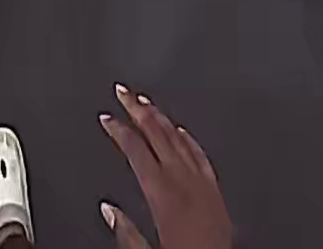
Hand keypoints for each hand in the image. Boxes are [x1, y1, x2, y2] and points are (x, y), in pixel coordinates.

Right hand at [99, 86, 232, 248]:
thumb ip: (126, 231)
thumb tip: (108, 209)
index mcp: (162, 192)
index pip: (134, 149)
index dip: (118, 129)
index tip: (106, 117)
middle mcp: (181, 179)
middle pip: (155, 132)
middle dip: (136, 108)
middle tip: (123, 91)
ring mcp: (200, 181)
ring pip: (176, 136)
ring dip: (159, 115)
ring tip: (146, 100)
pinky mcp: (215, 189)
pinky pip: (199, 153)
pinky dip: (187, 138)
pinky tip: (181, 129)